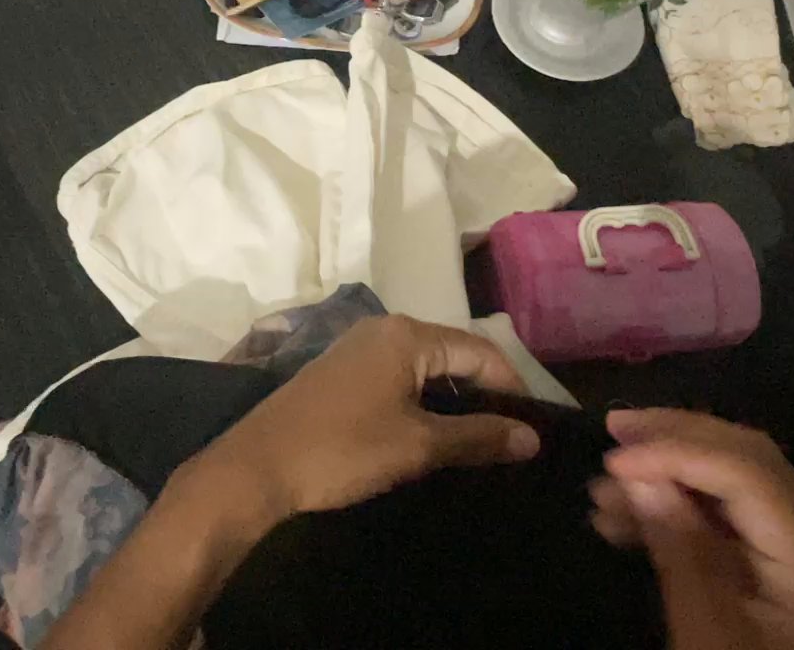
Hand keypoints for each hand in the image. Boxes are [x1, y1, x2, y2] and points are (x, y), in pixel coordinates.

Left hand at [188, 315, 541, 521]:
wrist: (259, 465)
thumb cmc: (344, 448)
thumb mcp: (417, 445)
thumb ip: (477, 437)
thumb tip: (531, 438)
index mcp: (407, 334)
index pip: (480, 351)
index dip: (512, 386)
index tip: (534, 427)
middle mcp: (384, 328)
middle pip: (452, 353)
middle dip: (484, 392)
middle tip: (511, 437)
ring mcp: (359, 346)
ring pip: (425, 365)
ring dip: (453, 398)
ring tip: (479, 439)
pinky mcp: (342, 369)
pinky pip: (398, 374)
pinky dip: (423, 398)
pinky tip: (432, 431)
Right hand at [590, 409, 793, 649]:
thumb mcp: (706, 639)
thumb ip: (678, 549)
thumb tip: (639, 474)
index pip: (751, 475)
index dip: (678, 451)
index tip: (612, 459)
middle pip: (752, 465)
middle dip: (677, 440)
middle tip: (614, 431)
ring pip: (736, 489)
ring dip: (669, 476)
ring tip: (603, 491)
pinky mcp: (781, 585)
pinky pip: (728, 526)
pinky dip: (679, 511)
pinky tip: (627, 520)